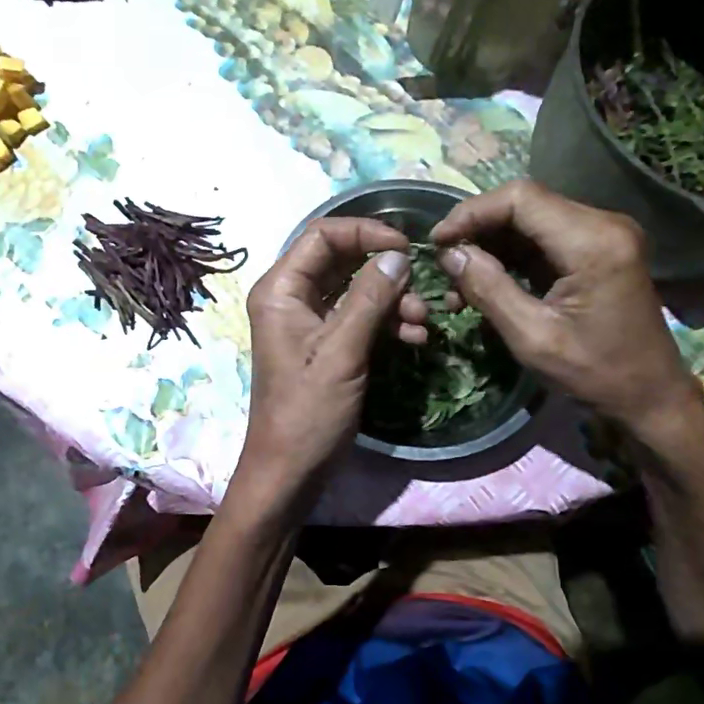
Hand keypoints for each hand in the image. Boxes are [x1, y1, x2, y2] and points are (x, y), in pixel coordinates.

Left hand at [239, 217, 411, 488]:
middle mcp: (292, 298)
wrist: (291, 471)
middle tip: (419, 290)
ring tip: (422, 322)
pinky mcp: (326, 346)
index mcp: (281, 290)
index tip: (407, 247)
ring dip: (392, 300)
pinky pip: (359, 319)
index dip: (365, 232)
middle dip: (385, 272)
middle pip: (343, 261)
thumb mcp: (342, 351)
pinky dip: (386, 324)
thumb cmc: (308, 411)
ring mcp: (309, 323)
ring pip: (356, 291)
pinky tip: (414, 340)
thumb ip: (369, 298)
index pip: (322, 236)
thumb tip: (397, 255)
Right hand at [430, 181, 698, 431]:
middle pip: (524, 204)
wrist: (649, 395)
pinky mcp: (597, 249)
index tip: (437, 242)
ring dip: (490, 244)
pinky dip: (510, 256)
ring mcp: (603, 235)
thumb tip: (448, 254)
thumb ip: (488, 289)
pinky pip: (542, 238)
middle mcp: (603, 224)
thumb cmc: (595, 372)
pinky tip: (484, 283)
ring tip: (459, 282)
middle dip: (477, 229)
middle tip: (444, 264)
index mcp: (593, 242)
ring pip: (529, 220)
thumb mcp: (532, 337)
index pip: (520, 199)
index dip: (471, 213)